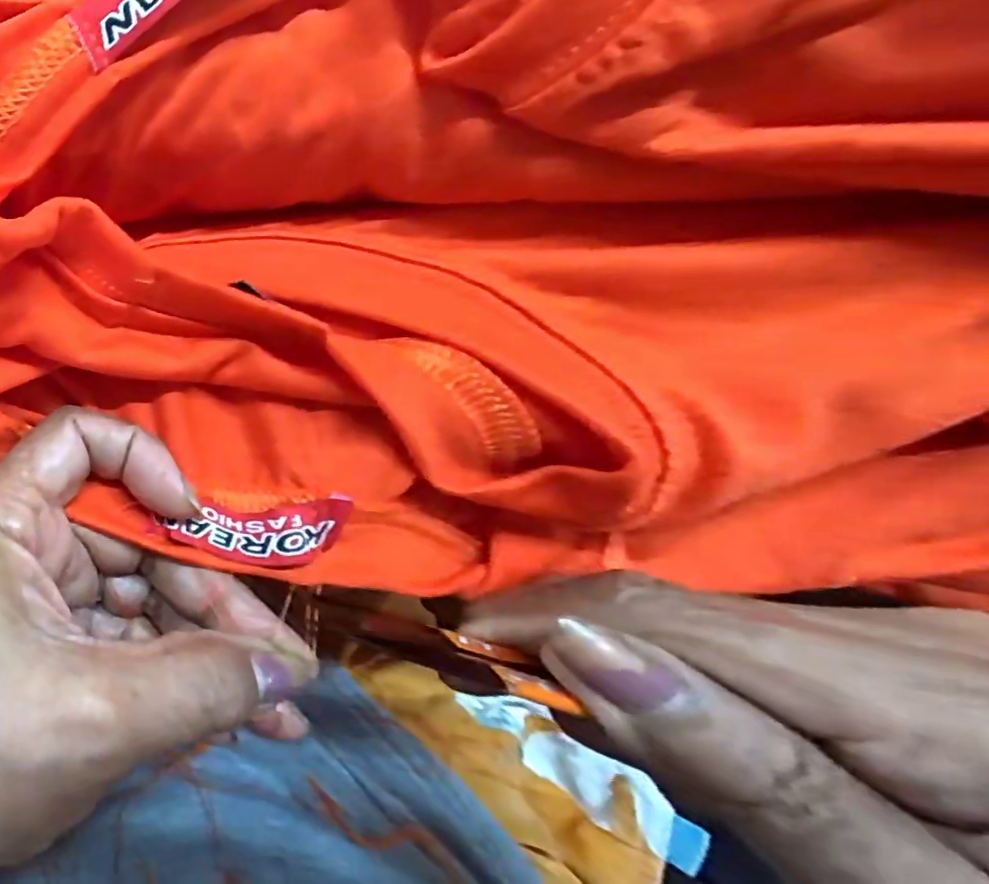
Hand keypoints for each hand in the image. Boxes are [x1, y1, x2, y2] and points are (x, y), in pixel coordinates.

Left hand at [0, 408, 320, 883]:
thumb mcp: (97, 712)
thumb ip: (199, 684)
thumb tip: (285, 670)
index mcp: (8, 519)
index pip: (78, 438)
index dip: (142, 459)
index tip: (189, 518)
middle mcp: (30, 538)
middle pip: (137, 529)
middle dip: (209, 592)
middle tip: (280, 656)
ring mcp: (52, 588)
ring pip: (149, 585)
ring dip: (216, 640)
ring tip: (283, 696)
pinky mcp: (70, 636)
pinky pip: (143, 631)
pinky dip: (193, 667)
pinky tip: (253, 714)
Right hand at [464, 573, 988, 882]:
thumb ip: (751, 776)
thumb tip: (578, 649)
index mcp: (926, 693)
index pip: (673, 618)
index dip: (547, 618)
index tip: (455, 642)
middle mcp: (907, 630)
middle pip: (678, 604)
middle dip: (562, 629)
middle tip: (479, 667)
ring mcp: (903, 632)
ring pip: (695, 608)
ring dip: (602, 642)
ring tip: (543, 682)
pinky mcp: (891, 648)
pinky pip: (733, 629)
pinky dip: (659, 656)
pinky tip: (641, 694)